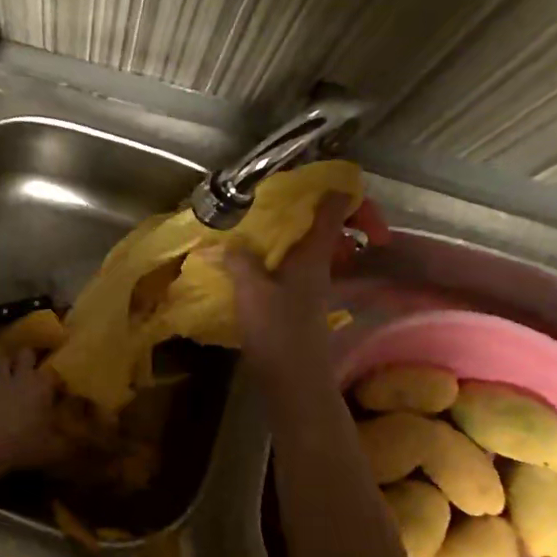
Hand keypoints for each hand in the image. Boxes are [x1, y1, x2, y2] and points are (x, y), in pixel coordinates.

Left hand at [0, 350, 74, 471]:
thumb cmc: (28, 445)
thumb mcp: (59, 447)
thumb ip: (75, 439)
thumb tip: (91, 437)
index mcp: (42, 385)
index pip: (55, 371)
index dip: (58, 378)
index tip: (61, 389)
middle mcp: (22, 378)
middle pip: (26, 353)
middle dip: (31, 357)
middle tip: (35, 368)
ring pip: (1, 362)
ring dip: (7, 366)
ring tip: (11, 375)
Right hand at [222, 192, 355, 371]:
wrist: (292, 381)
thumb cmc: (278, 330)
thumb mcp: (252, 290)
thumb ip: (239, 261)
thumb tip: (223, 243)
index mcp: (312, 258)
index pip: (330, 215)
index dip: (333, 193)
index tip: (326, 175)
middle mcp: (315, 269)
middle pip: (319, 231)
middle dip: (305, 212)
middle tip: (279, 196)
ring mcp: (306, 289)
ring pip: (301, 252)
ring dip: (286, 237)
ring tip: (257, 225)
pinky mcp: (294, 306)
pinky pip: (288, 270)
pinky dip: (274, 260)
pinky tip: (250, 263)